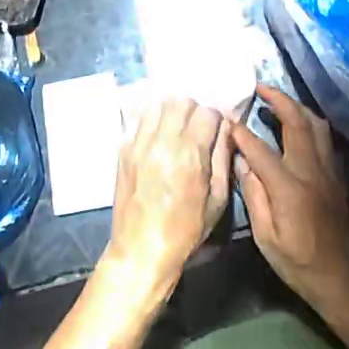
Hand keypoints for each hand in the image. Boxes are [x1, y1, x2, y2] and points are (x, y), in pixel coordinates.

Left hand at [103, 98, 233, 300]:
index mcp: (190, 153)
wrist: (142, 247)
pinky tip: (157, 131)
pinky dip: (151, 118)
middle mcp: (163, 141)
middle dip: (194, 109)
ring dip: (171, 110)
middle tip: (197, 127)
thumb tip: (226, 128)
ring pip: (157, 104)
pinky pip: (137, 118)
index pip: (207, 112)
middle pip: (181, 101)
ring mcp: (139, 142)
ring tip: (176, 127)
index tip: (217, 129)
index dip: (216, 118)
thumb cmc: (186, 228)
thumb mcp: (218, 198)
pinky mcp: (123, 149)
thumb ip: (223, 157)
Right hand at [228, 84, 348, 303]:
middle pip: (297, 123)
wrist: (342, 276)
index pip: (260, 149)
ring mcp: (328, 170)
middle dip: (278, 100)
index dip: (241, 133)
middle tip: (260, 87)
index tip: (226, 118)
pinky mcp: (337, 175)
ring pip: (316, 125)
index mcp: (289, 188)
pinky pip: (324, 138)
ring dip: (297, 107)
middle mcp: (311, 170)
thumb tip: (241, 161)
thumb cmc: (297, 262)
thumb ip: (253, 195)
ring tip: (278, 100)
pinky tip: (297, 124)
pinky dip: (309, 123)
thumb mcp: (265, 236)